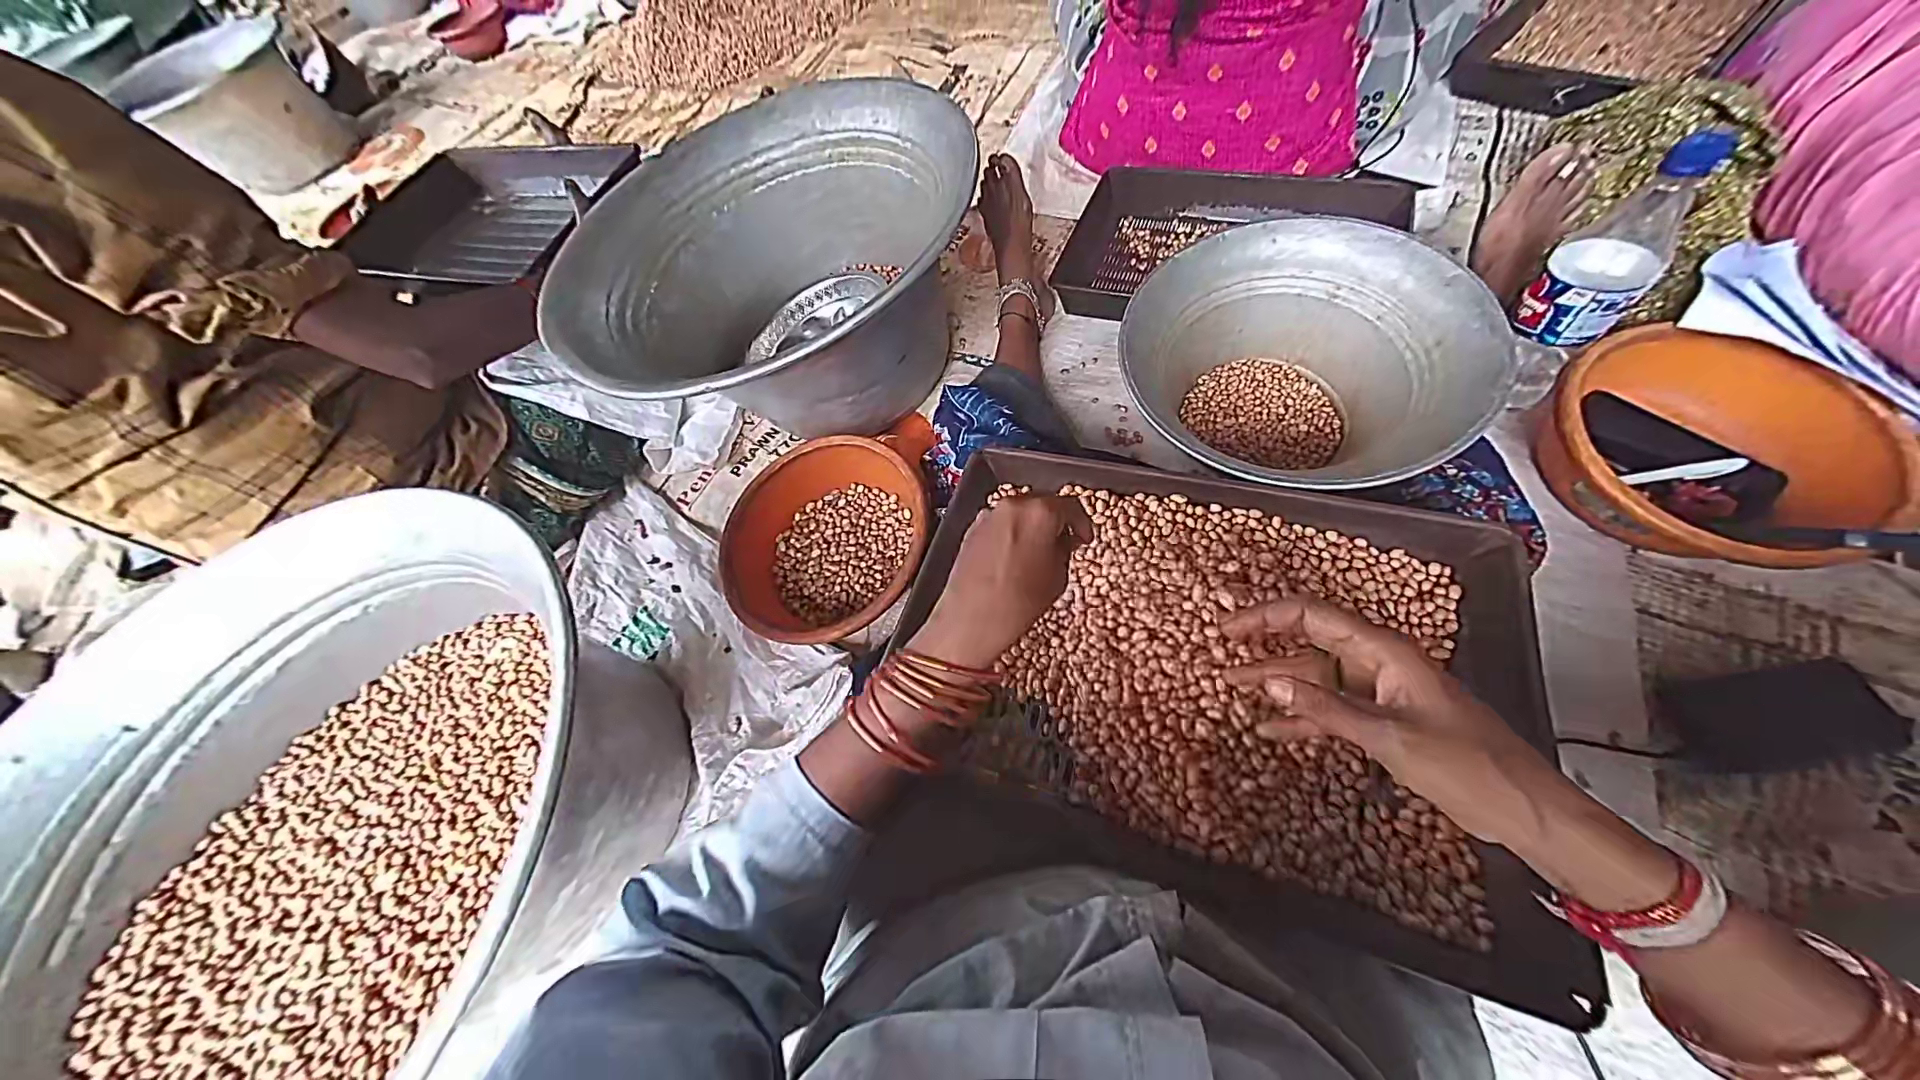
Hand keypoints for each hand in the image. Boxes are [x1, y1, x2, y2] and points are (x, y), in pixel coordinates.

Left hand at [907, 494, 1091, 669]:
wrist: (971, 618)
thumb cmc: (1017, 601)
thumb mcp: (1058, 577)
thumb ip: (1065, 550)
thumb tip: (1064, 541)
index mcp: (1041, 512)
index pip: (1071, 506)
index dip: (1082, 523)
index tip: (1084, 537)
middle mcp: (1013, 506)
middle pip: (1043, 504)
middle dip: (1056, 521)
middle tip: (1065, 542)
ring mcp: (989, 515)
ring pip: (1019, 513)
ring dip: (1032, 527)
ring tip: (1038, 553)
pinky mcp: (972, 529)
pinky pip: (1000, 525)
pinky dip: (1011, 534)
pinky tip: (1015, 557)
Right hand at [1221, 597, 1571, 848]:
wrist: (1523, 809)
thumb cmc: (1468, 765)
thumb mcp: (1388, 735)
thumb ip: (1324, 708)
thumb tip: (1269, 683)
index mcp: (1385, 651)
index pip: (1312, 616)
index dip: (1266, 617)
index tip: (1229, 628)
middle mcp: (1377, 663)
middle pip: (1309, 642)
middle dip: (1264, 645)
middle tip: (1223, 650)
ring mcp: (1378, 692)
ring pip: (1315, 678)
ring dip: (1277, 683)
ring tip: (1234, 687)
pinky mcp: (1382, 719)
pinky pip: (1330, 710)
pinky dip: (1302, 717)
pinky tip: (1271, 728)